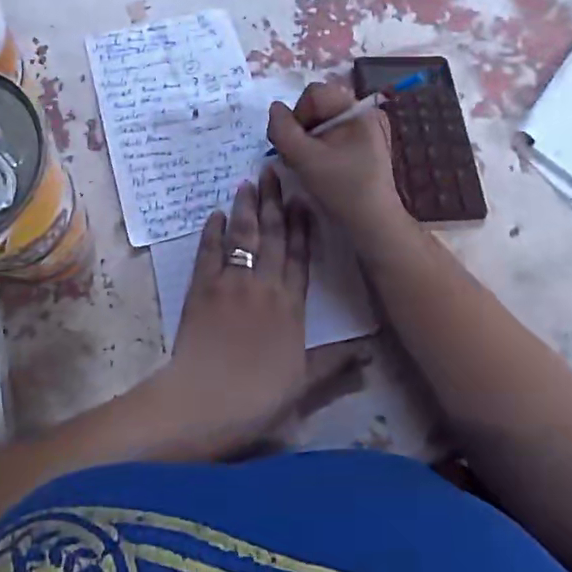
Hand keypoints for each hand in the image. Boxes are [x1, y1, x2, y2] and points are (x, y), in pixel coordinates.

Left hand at [156, 168, 310, 455]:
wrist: (207, 398)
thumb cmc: (259, 396)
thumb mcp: (304, 383)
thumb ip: (334, 363)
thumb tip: (369, 352)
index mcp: (291, 306)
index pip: (299, 257)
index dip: (301, 228)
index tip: (302, 202)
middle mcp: (264, 285)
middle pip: (271, 236)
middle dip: (274, 203)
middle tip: (274, 173)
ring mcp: (232, 282)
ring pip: (242, 235)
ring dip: (246, 208)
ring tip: (248, 183)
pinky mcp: (202, 286)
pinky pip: (210, 251)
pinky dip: (214, 231)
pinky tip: (217, 214)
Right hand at [267, 80, 409, 236]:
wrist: (373, 224)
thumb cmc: (341, 189)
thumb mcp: (303, 158)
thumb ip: (282, 129)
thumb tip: (276, 108)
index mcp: (357, 110)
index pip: (313, 94)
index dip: (297, 116)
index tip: (296, 145)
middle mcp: (365, 112)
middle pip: (318, 105)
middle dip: (301, 128)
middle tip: (297, 157)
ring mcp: (367, 128)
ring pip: (323, 120)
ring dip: (308, 138)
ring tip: (307, 164)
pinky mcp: (365, 143)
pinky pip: (334, 132)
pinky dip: (320, 146)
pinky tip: (320, 166)